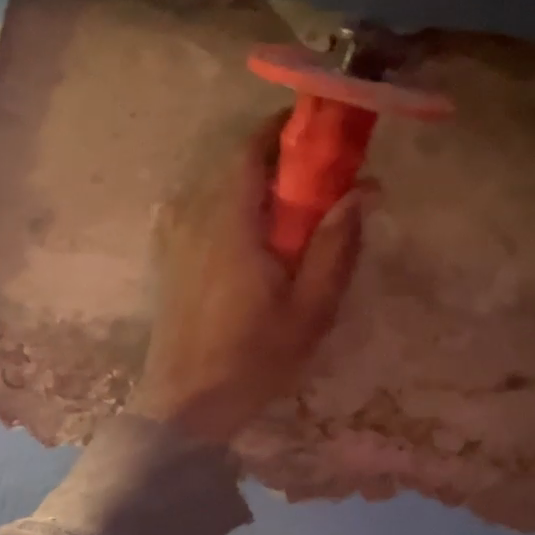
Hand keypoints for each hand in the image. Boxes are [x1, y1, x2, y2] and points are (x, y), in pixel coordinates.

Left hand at [127, 111, 373, 445]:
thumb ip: (337, 246)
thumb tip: (364, 188)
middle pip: (236, 169)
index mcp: (230, 223)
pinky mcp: (170, 265)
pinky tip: (256, 247)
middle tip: (321, 180)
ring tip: (294, 216)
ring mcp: (176, 243)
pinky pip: (203, 218)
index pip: (252, 149)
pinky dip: (233, 214)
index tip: (322, 129)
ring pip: (219, 194)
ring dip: (256, 190)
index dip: (285, 130)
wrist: (184, 405)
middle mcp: (195, 220)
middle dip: (279, 163)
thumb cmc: (251, 361)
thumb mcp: (309, 310)